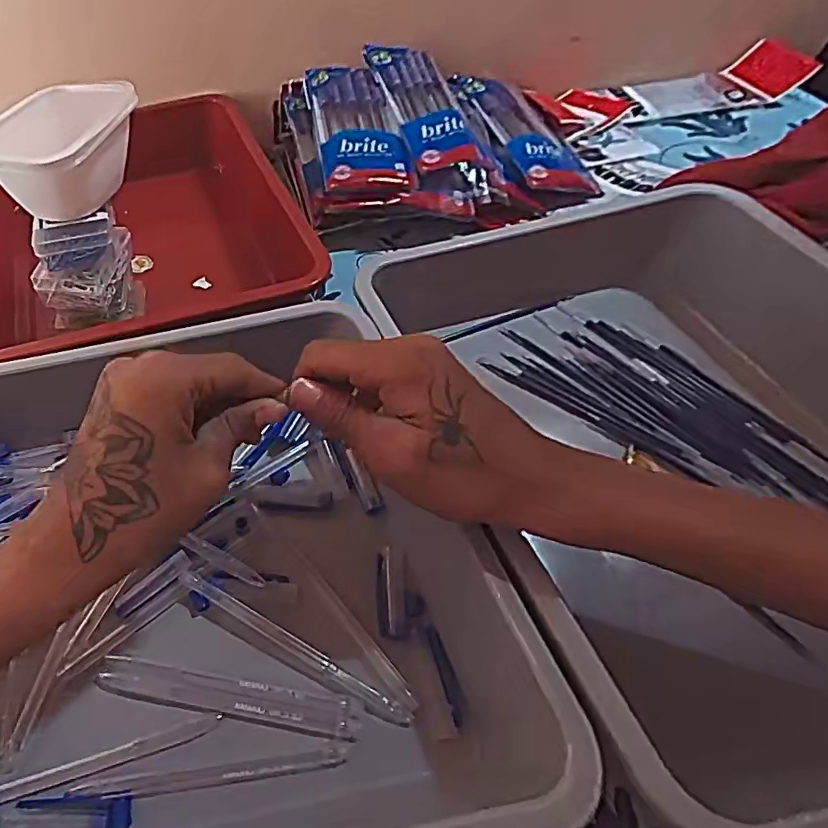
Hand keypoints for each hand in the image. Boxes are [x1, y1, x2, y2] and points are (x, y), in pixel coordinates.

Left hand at [0, 350, 286, 623]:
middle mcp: (139, 364)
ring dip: (211, 404)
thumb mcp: (206, 469)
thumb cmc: (144, 510)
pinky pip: (159, 391)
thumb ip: (238, 426)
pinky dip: (184, 408)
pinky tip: (201, 435)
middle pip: (205, 370)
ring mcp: (119, 379)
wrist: (75, 539)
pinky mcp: (110, 397)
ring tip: (234, 438)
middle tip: (261, 430)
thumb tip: (270, 407)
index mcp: (164, 375)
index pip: (230, 367)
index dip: (263, 386)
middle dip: (236, 397)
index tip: (288, 405)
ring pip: (182, 381)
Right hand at [287, 335, 596, 528]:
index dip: (303, 387)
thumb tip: (296, 390)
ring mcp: (425, 356)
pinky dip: (372, 401)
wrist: (530, 481)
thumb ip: (339, 416)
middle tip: (343, 441)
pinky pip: (382, 376)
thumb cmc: (463, 475)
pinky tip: (389, 432)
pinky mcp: (433, 370)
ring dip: (351, 402)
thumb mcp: (389, 453)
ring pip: (359, 369)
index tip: (311, 426)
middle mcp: (410, 346)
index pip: (320, 353)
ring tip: (370, 441)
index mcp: (397, 361)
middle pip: (340, 358)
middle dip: (328, 395)